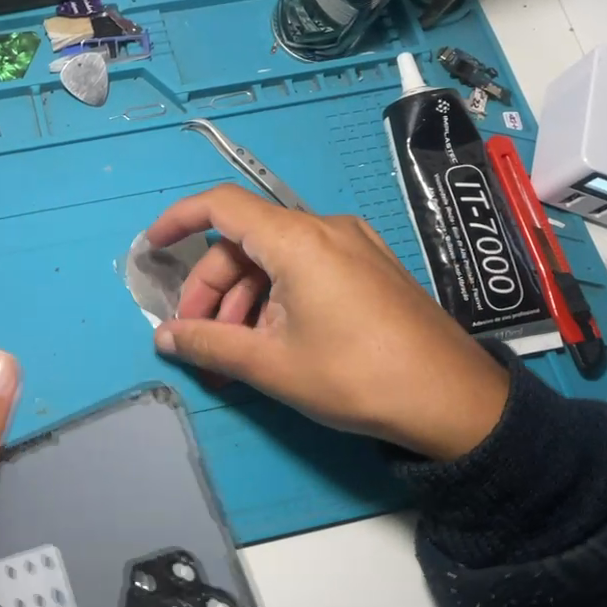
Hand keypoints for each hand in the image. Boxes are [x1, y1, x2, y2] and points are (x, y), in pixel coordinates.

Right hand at [145, 185, 507, 461]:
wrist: (454, 400)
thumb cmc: (354, 376)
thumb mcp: (270, 364)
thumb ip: (208, 344)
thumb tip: (163, 337)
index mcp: (296, 240)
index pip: (221, 206)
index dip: (178, 221)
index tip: (152, 250)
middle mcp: (324, 229)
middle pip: (244, 243)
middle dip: (211, 290)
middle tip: (197, 339)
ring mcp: (352, 246)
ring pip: (273, 260)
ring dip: (242, 302)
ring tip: (232, 356)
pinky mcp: (369, 267)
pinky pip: (305, 269)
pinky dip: (274, 299)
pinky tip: (269, 343)